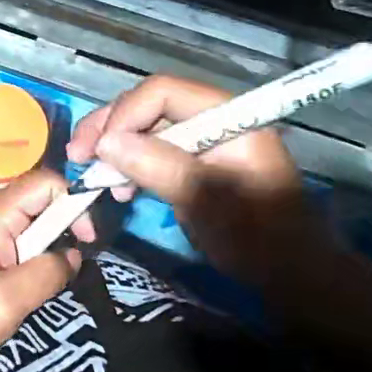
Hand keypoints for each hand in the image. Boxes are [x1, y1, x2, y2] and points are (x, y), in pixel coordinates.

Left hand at [0, 170, 91, 364]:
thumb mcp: (7, 301)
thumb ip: (47, 274)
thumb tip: (74, 255)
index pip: (45, 182)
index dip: (73, 202)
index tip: (85, 241)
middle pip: (40, 203)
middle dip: (64, 230)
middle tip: (70, 271)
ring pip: (31, 227)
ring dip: (48, 251)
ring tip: (50, 286)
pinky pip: (17, 246)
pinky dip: (32, 262)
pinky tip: (30, 291)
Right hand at [69, 75, 310, 273]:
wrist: (295, 278)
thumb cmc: (259, 239)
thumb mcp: (207, 202)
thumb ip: (158, 166)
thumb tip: (105, 143)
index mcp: (227, 115)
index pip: (163, 93)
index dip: (125, 115)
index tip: (97, 150)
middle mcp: (213, 117)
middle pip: (149, 105)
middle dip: (110, 127)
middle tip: (77, 155)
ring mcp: (204, 138)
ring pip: (145, 126)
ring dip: (114, 146)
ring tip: (91, 173)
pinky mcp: (195, 160)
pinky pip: (152, 148)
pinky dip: (129, 163)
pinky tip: (116, 186)